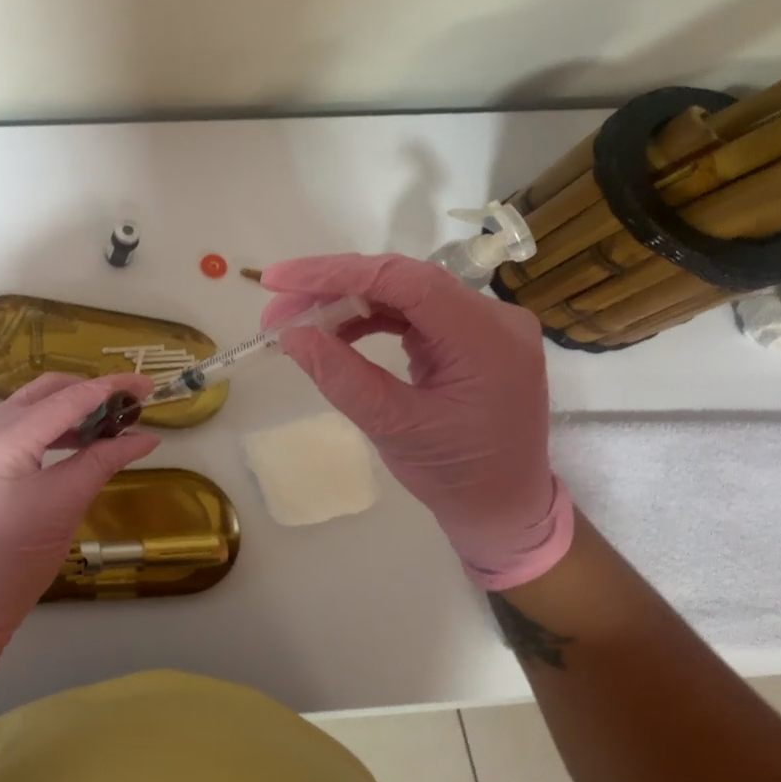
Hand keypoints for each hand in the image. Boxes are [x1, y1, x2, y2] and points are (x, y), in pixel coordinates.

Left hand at [0, 373, 159, 690]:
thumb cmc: (22, 553)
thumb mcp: (68, 502)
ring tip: (119, 418)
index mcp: (4, 438)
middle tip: (134, 401)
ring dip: (79, 406)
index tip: (146, 384)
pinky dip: (63, 423)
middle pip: (50, 390)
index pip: (65, 400)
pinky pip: (32, 422)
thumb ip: (105, 460)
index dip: (109, 389)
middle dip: (94, 391)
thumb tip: (147, 436)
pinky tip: (93, 434)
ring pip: (40, 402)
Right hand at [261, 253, 572, 590]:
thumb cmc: (457, 475)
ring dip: (343, 301)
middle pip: (401, 279)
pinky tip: (331, 330)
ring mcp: (480, 325)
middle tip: (275, 308)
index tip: (278, 280)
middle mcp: (491, 318)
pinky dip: (365, 316)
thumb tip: (291, 334)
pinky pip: (408, 311)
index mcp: (487, 338)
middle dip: (331, 287)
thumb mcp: (394, 429)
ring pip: (400, 291)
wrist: (504, 508)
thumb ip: (343, 378)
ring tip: (294, 322)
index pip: (405, 281)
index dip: (337, 273)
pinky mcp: (464, 336)